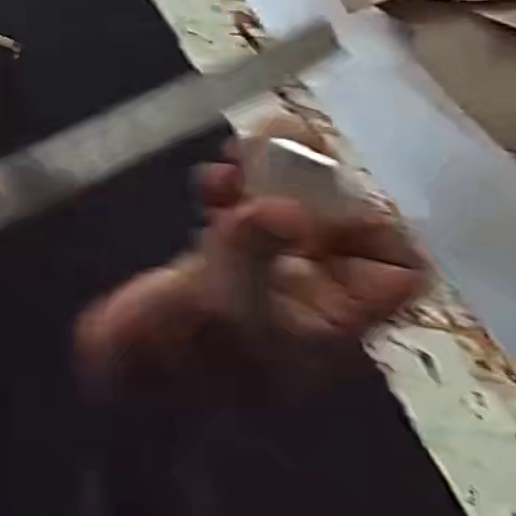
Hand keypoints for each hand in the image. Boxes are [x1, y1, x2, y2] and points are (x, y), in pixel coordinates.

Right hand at [74, 146, 428, 391]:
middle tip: (276, 135)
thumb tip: (281, 205)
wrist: (124, 380)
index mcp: (331, 314)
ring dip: (259, 180)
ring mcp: (255, 277)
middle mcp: (304, 293)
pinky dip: (222, 194)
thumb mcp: (219, 306)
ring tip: (234, 149)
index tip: (315, 190)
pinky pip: (233, 220)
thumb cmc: (182, 354)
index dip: (366, 224)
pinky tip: (206, 179)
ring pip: (278, 219)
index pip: (391, 267)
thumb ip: (248, 252)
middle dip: (305, 183)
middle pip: (330, 230)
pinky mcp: (209, 266)